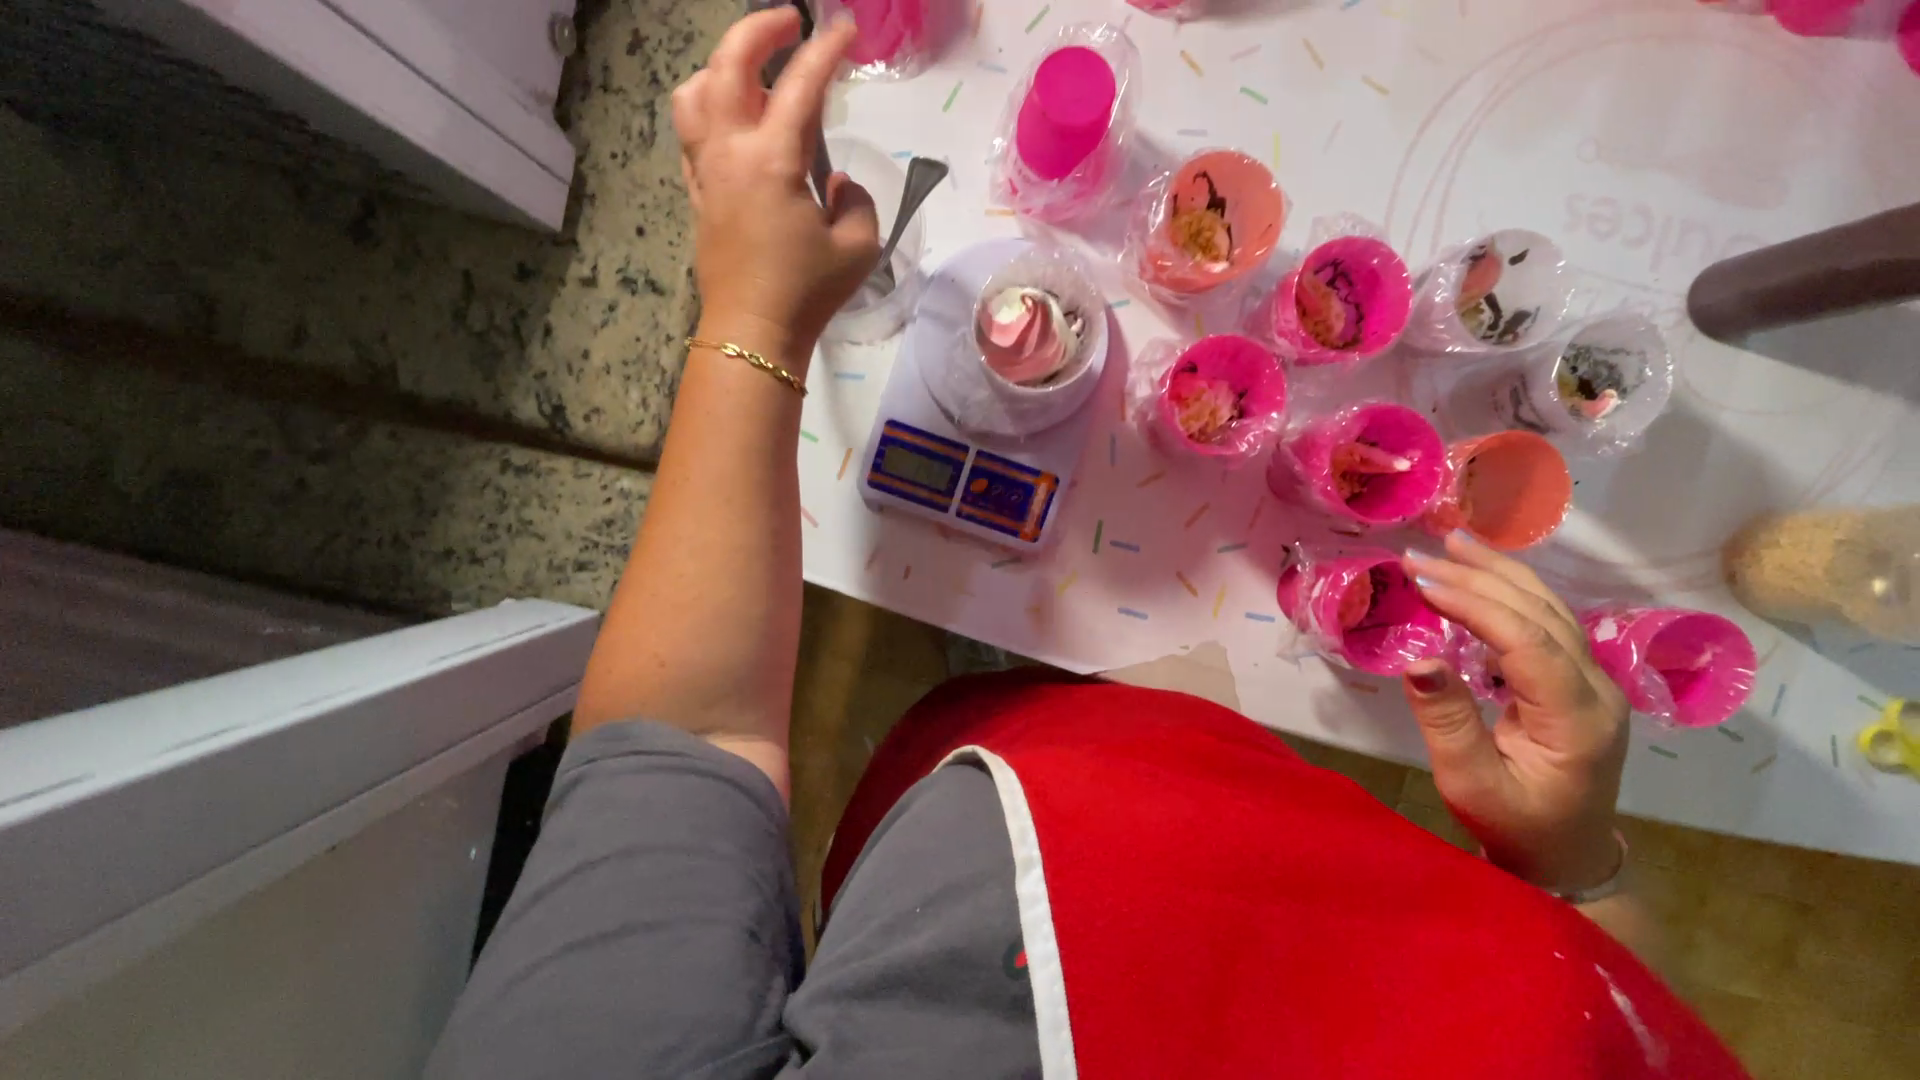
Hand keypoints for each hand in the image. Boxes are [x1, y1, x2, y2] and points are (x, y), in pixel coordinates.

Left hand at [671, 8, 880, 354]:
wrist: (754, 333)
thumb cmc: (808, 293)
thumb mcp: (858, 248)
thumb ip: (857, 202)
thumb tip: (836, 183)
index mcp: (772, 161)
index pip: (800, 85)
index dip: (826, 49)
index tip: (846, 28)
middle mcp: (730, 153)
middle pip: (728, 65)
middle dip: (759, 30)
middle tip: (790, 22)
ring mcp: (706, 172)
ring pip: (694, 93)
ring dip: (721, 68)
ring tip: (751, 73)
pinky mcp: (698, 195)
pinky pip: (691, 134)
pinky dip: (709, 111)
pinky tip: (733, 124)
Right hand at [1400, 532, 1629, 891]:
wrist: (1567, 853)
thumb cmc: (1514, 823)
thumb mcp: (1470, 783)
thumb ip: (1447, 721)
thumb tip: (1418, 659)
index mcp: (1577, 718)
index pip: (1528, 641)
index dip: (1475, 606)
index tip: (1420, 583)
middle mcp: (1596, 689)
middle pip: (1542, 613)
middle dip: (1479, 578)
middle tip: (1416, 557)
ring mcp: (1594, 681)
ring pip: (1551, 609)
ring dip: (1498, 573)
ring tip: (1451, 543)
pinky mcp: (1577, 679)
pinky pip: (1547, 622)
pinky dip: (1510, 590)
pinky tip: (1480, 574)